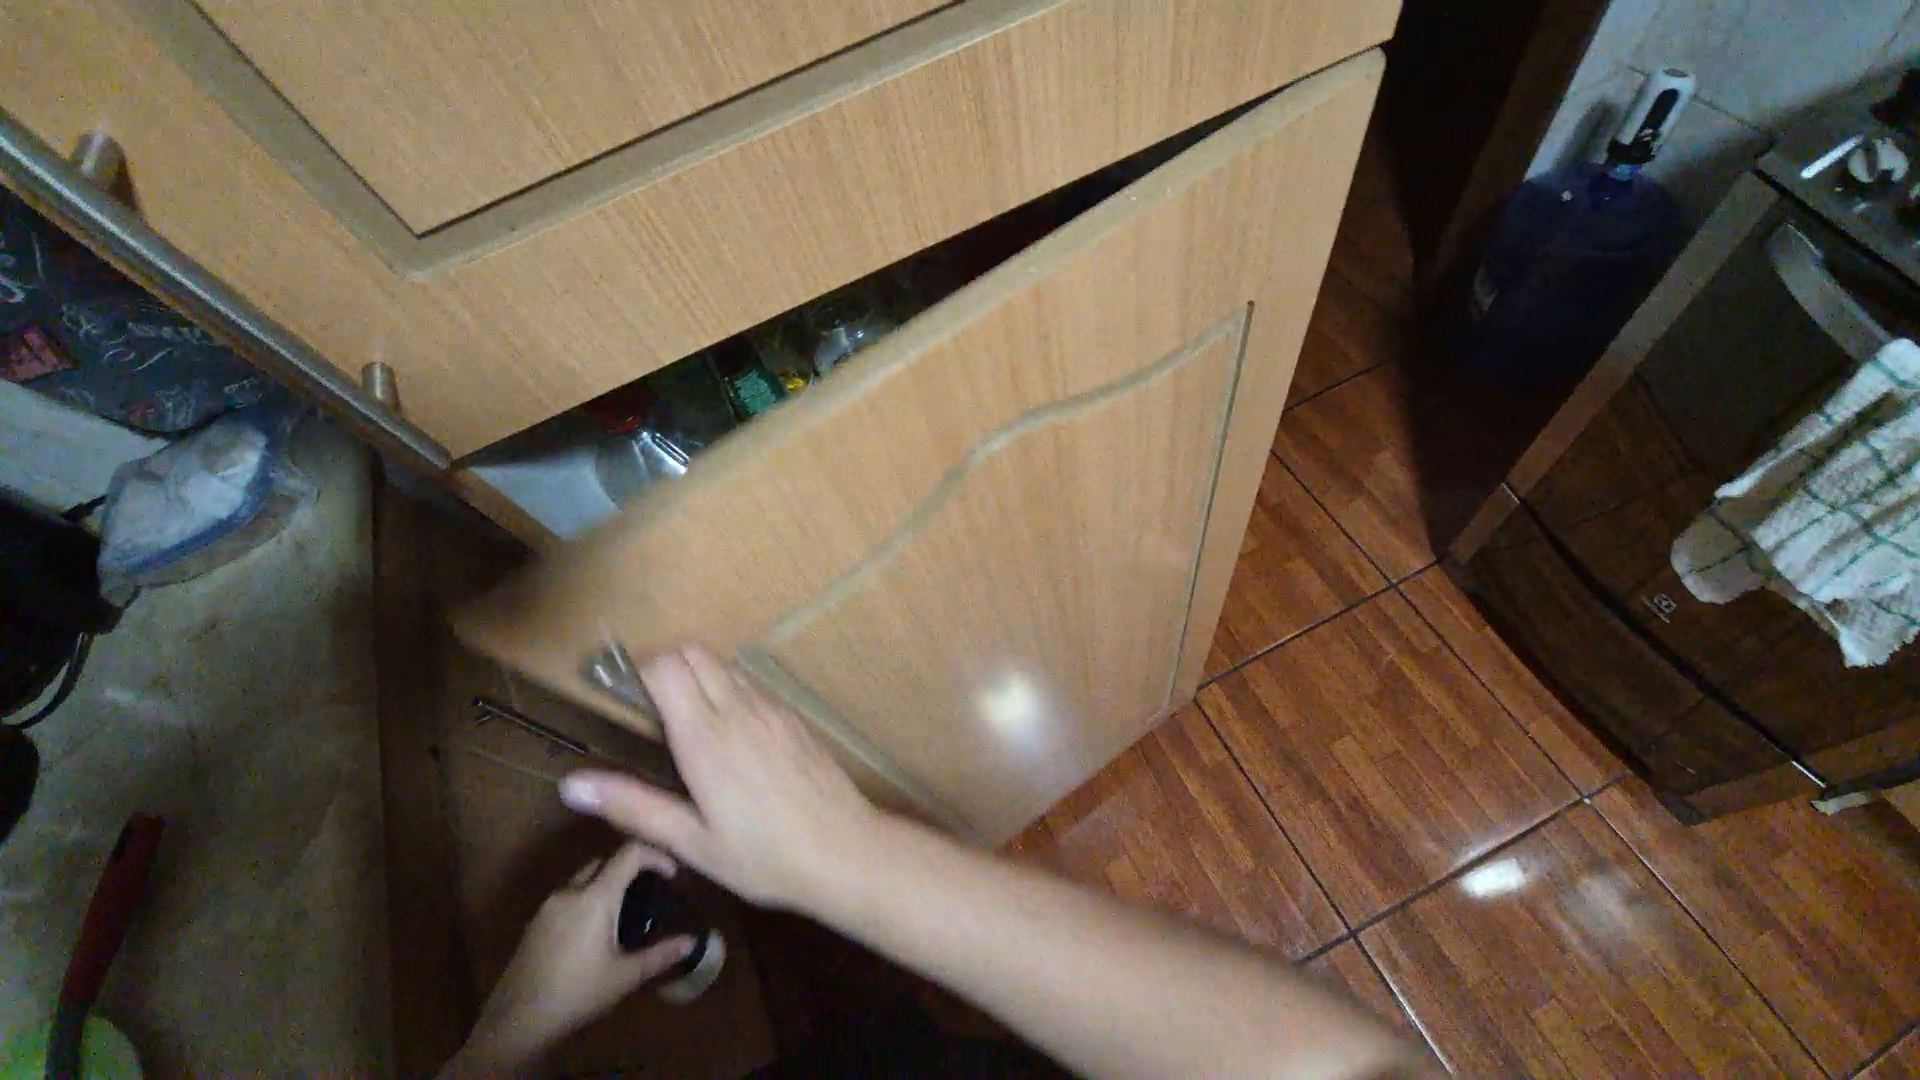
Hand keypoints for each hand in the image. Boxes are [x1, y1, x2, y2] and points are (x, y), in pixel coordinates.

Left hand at [447, 842, 694, 1074]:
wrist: (516, 1022)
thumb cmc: (577, 993)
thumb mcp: (625, 976)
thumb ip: (660, 955)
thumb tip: (692, 941)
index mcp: (595, 896)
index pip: (630, 853)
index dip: (656, 855)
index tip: (672, 873)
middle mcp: (571, 891)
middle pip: (606, 860)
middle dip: (631, 867)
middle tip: (651, 888)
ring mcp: (548, 906)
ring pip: (584, 877)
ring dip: (607, 881)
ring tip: (626, 908)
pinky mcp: (535, 922)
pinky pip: (568, 895)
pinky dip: (587, 898)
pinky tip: (594, 929)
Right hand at [558, 643, 880, 910]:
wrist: (844, 849)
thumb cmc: (764, 855)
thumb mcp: (693, 842)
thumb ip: (634, 806)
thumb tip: (573, 785)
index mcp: (706, 736)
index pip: (666, 667)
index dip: (640, 675)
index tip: (626, 704)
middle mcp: (739, 709)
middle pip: (694, 652)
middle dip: (666, 667)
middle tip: (653, 712)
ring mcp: (771, 708)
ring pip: (725, 663)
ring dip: (700, 675)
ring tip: (689, 721)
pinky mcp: (793, 716)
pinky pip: (753, 683)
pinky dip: (731, 688)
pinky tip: (731, 732)